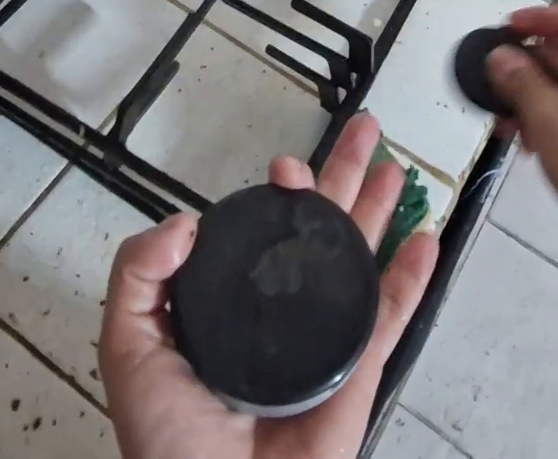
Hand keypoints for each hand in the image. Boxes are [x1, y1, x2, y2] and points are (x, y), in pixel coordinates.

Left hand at [99, 113, 439, 458]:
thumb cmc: (170, 440)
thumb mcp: (130, 348)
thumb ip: (139, 276)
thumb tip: (183, 222)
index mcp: (237, 297)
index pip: (267, 227)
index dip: (281, 190)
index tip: (288, 167)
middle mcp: (286, 303)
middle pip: (324, 223)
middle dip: (346, 172)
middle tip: (366, 129)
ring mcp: (328, 331)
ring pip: (362, 254)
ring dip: (383, 210)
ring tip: (396, 168)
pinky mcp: (360, 366)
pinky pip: (392, 312)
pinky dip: (414, 275)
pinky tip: (427, 238)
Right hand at [487, 4, 557, 276]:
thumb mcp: (548, 117)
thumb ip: (519, 80)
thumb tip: (498, 55)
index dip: (537, 18)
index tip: (501, 29)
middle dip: (525, 64)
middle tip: (486, 77)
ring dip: (529, 96)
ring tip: (497, 117)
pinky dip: (543, 121)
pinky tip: (519, 141)